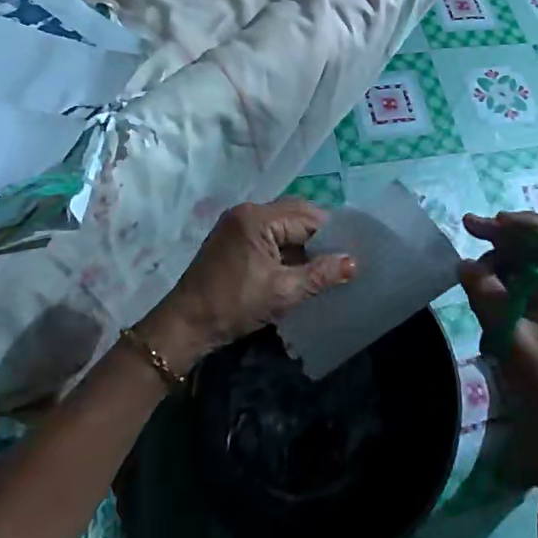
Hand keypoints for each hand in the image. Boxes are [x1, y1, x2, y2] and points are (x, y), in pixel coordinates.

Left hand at [138, 199, 357, 370]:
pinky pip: (269, 231)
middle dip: (318, 236)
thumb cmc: (233, 306)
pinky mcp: (232, 236)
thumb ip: (320, 274)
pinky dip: (285, 245)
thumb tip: (354, 263)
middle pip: (296, 214)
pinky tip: (295, 266)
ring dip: (302, 241)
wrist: (183, 326)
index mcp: (258, 218)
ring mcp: (237, 222)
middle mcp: (247, 211)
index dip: (331, 235)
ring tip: (318, 265)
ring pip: (284, 222)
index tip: (348, 255)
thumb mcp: (283, 293)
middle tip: (336, 259)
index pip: (309, 217)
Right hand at [458, 211, 537, 451]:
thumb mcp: (512, 342)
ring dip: (497, 265)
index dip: (524, 225)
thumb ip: (488, 300)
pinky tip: (483, 304)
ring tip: (473, 281)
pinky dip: (499, 287)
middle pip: (537, 249)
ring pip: (525, 266)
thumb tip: (466, 265)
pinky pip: (520, 287)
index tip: (493, 221)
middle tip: (469, 229)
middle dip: (504, 238)